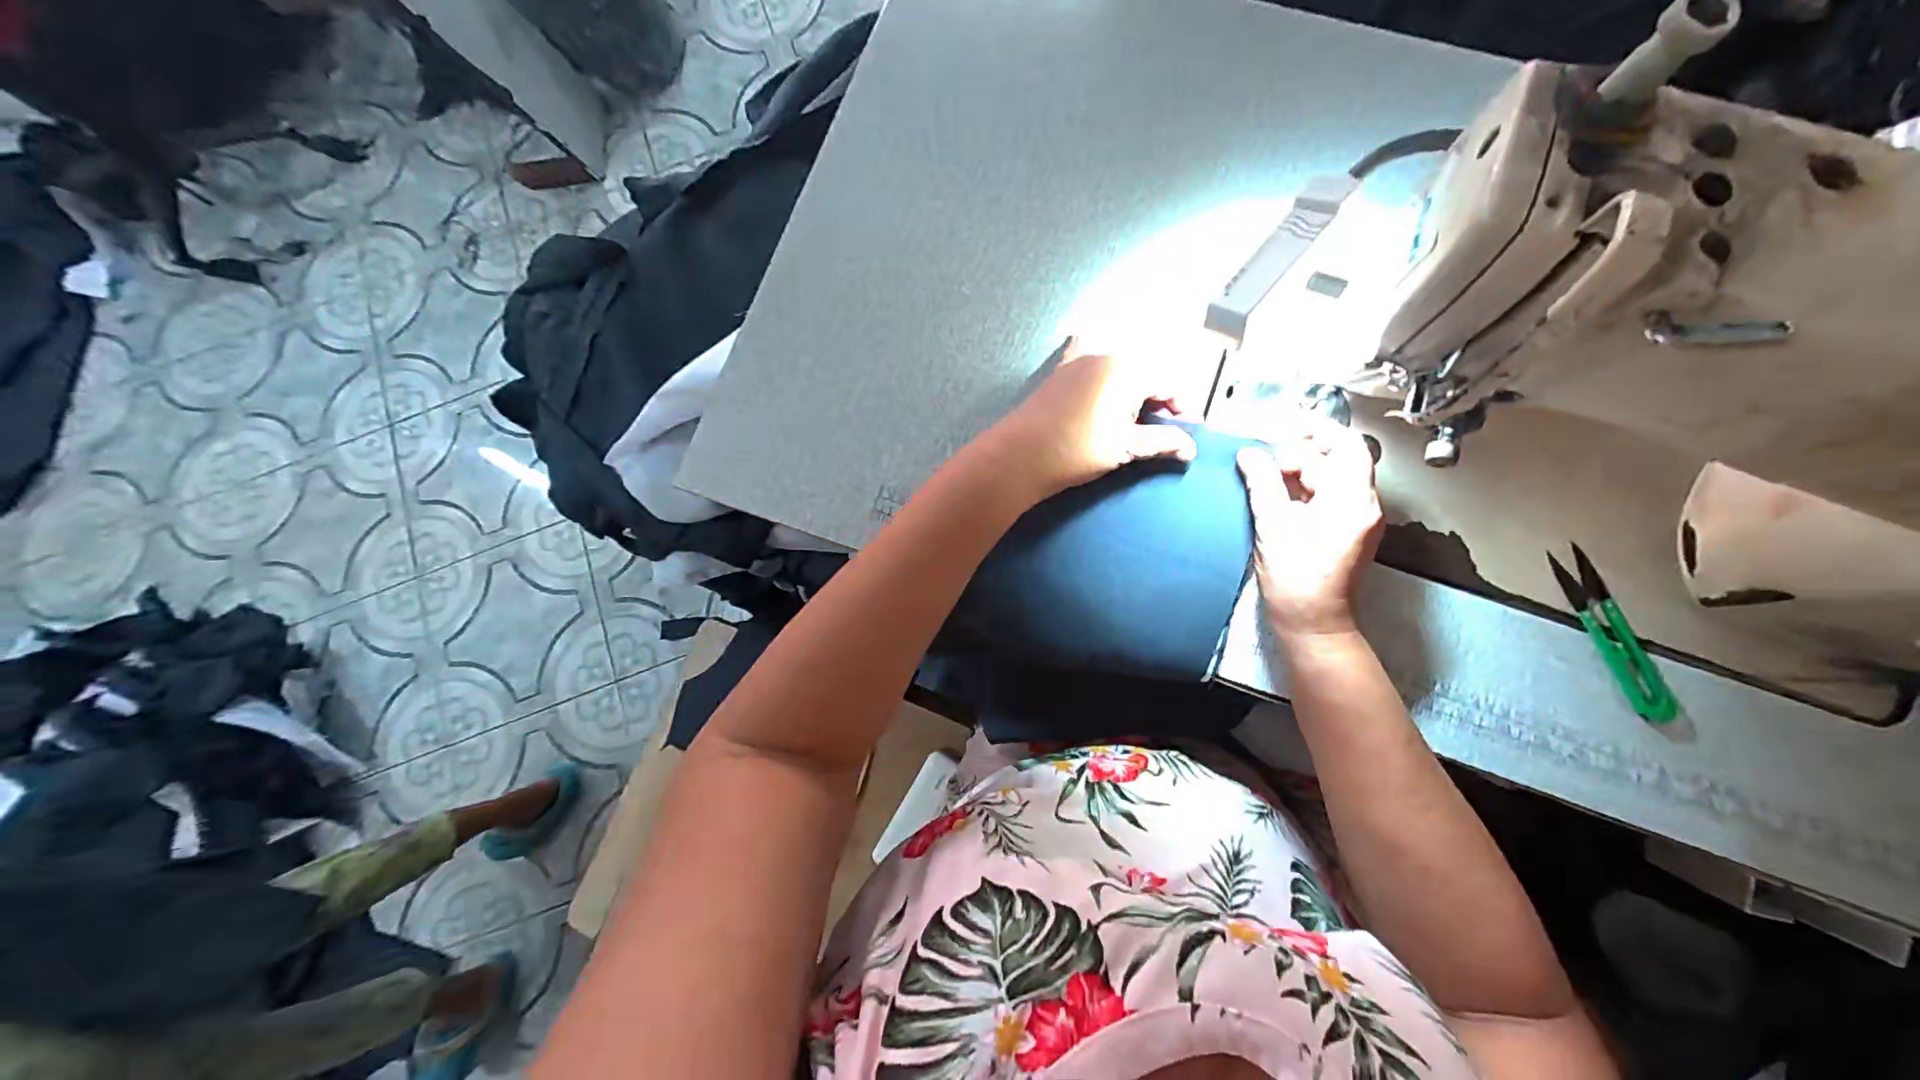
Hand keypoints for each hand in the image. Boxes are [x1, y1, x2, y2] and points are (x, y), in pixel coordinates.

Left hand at [973, 338, 1196, 501]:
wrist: (1018, 456)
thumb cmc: (1076, 451)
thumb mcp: (1124, 448)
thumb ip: (1161, 442)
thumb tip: (1189, 448)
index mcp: (1127, 370)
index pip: (1169, 383)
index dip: (1182, 408)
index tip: (1185, 432)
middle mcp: (1105, 355)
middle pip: (1147, 373)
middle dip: (1159, 400)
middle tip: (1161, 431)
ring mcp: (1079, 360)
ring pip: (1121, 369)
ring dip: (1134, 391)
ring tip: (1133, 422)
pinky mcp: (1061, 372)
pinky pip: (1092, 364)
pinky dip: (1105, 375)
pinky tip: (1104, 389)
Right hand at [1238, 416, 1383, 639]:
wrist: (1313, 623)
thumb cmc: (1295, 578)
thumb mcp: (1272, 524)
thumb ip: (1262, 482)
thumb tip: (1250, 454)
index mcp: (1352, 499)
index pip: (1345, 444)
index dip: (1316, 429)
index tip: (1285, 426)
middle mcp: (1364, 505)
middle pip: (1339, 459)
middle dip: (1302, 452)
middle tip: (1266, 457)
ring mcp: (1358, 520)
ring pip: (1333, 478)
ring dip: (1301, 470)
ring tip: (1266, 475)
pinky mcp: (1347, 532)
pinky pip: (1330, 497)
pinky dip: (1305, 489)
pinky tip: (1278, 495)